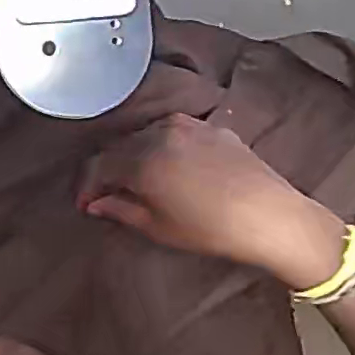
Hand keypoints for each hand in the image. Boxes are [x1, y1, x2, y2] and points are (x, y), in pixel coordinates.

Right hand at [78, 113, 349, 289]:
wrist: (268, 216)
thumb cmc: (208, 229)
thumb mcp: (156, 226)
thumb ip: (120, 208)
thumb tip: (96, 202)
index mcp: (142, 160)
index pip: (98, 165)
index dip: (87, 186)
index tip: (86, 204)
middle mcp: (161, 133)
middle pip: (119, 147)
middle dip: (108, 170)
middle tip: (107, 195)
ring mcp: (189, 126)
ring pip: (145, 135)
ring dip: (134, 155)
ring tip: (138, 180)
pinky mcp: (212, 127)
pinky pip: (173, 131)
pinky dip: (161, 146)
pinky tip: (168, 167)